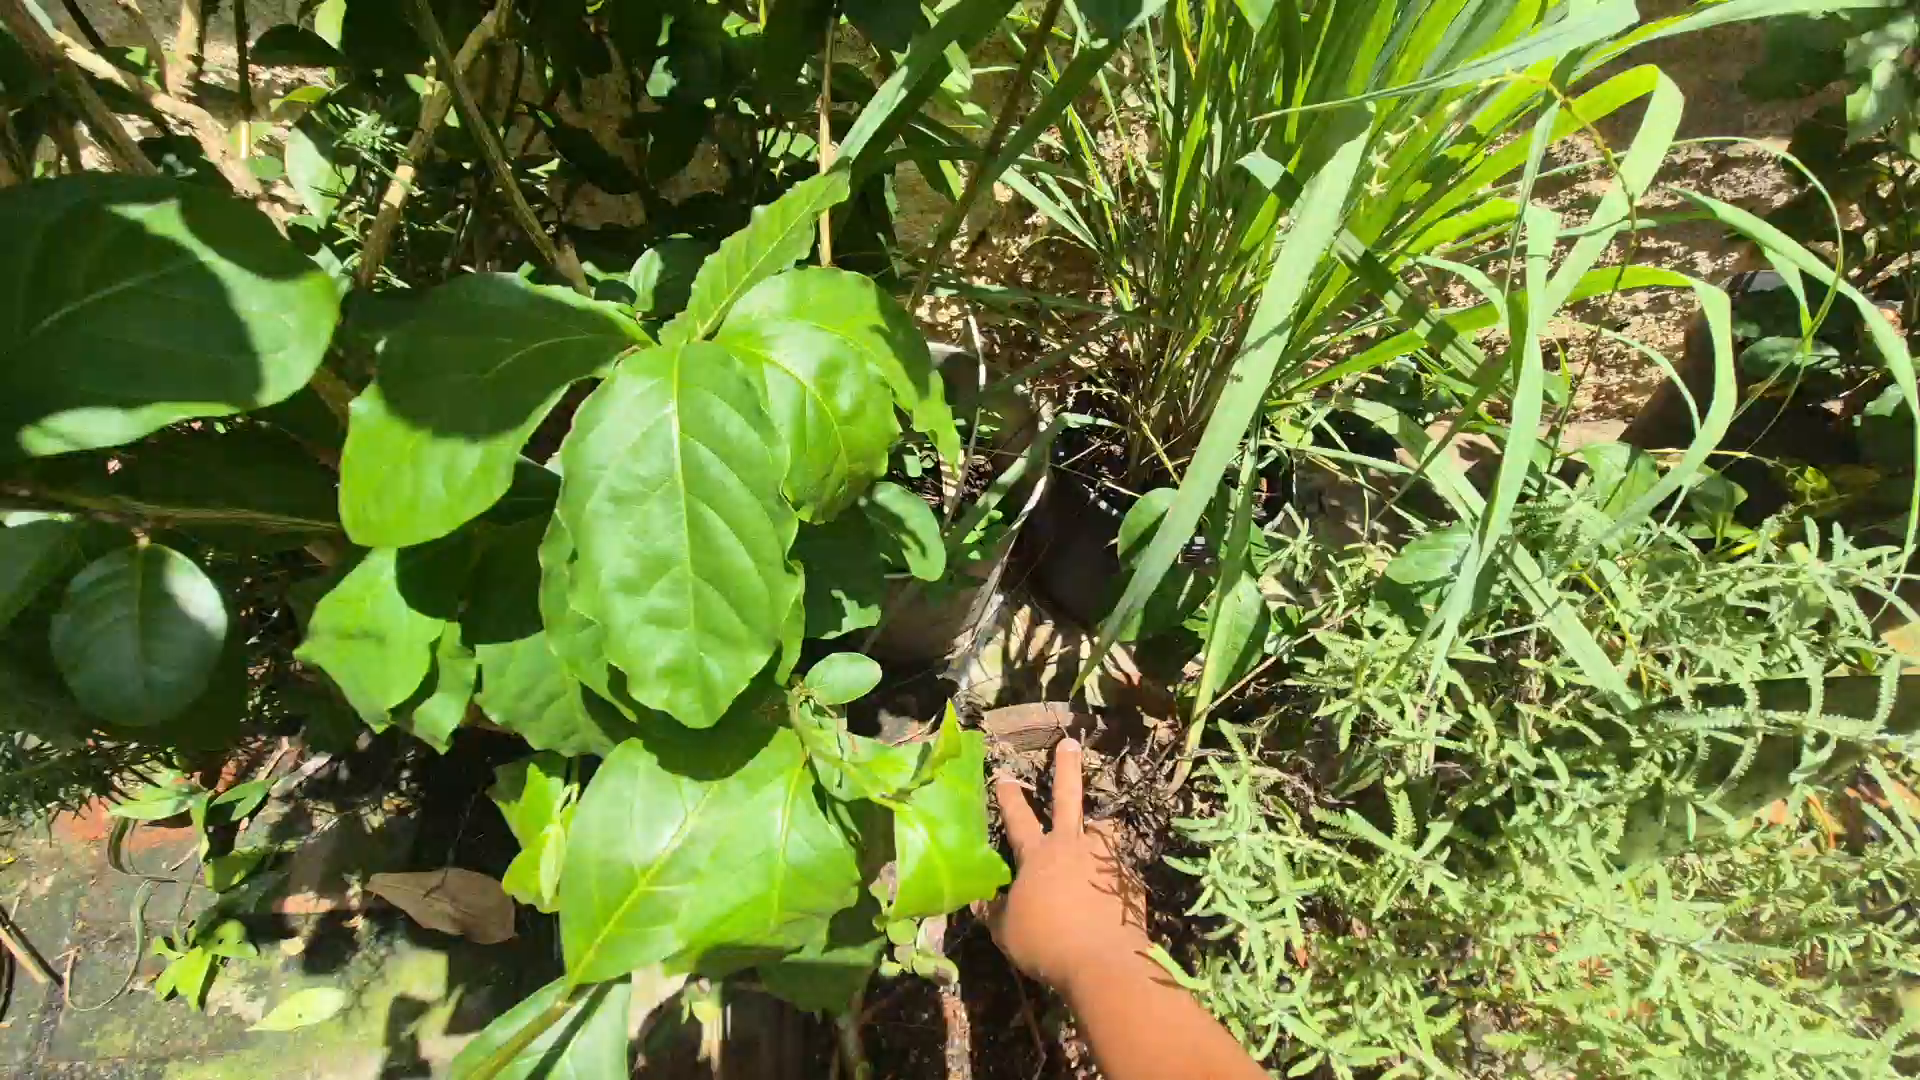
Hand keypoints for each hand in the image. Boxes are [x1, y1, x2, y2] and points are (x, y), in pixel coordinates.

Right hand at [987, 739, 1148, 990]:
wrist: (1104, 963)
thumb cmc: (1047, 944)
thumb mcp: (1007, 932)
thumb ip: (994, 912)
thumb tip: (980, 900)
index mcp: (1038, 855)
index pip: (1017, 817)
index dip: (1008, 795)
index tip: (1003, 774)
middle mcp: (1070, 846)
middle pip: (1067, 798)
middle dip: (1066, 768)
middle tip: (1069, 743)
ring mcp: (1102, 859)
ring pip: (1102, 830)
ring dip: (1100, 828)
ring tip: (1101, 831)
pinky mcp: (1127, 879)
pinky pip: (1118, 869)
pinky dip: (1112, 875)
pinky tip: (1112, 892)